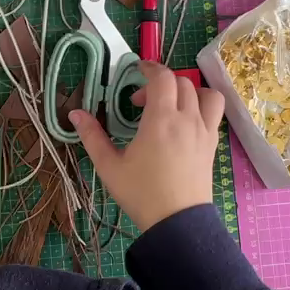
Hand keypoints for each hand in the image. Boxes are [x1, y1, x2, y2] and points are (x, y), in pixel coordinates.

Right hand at [70, 61, 224, 230]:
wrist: (177, 223)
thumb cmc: (140, 193)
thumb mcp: (109, 166)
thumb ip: (92, 136)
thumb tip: (75, 114)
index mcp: (161, 120)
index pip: (162, 78)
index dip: (149, 67)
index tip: (136, 70)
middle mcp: (187, 119)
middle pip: (181, 82)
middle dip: (160, 83)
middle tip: (139, 102)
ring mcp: (204, 131)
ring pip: (204, 94)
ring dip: (187, 90)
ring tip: (170, 105)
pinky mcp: (212, 144)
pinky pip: (214, 112)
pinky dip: (200, 106)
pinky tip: (183, 123)